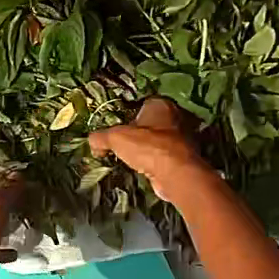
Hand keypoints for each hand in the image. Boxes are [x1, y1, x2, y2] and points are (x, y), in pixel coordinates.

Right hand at [88, 98, 217, 201]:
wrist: (175, 174)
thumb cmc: (147, 147)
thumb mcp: (114, 138)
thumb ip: (100, 137)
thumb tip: (93, 142)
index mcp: (161, 105)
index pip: (140, 104)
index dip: (125, 114)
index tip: (113, 126)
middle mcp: (176, 117)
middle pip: (149, 123)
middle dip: (135, 132)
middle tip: (117, 142)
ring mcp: (184, 137)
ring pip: (156, 140)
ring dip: (144, 148)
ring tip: (126, 157)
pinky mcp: (185, 156)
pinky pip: (162, 155)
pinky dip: (152, 160)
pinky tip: (140, 167)